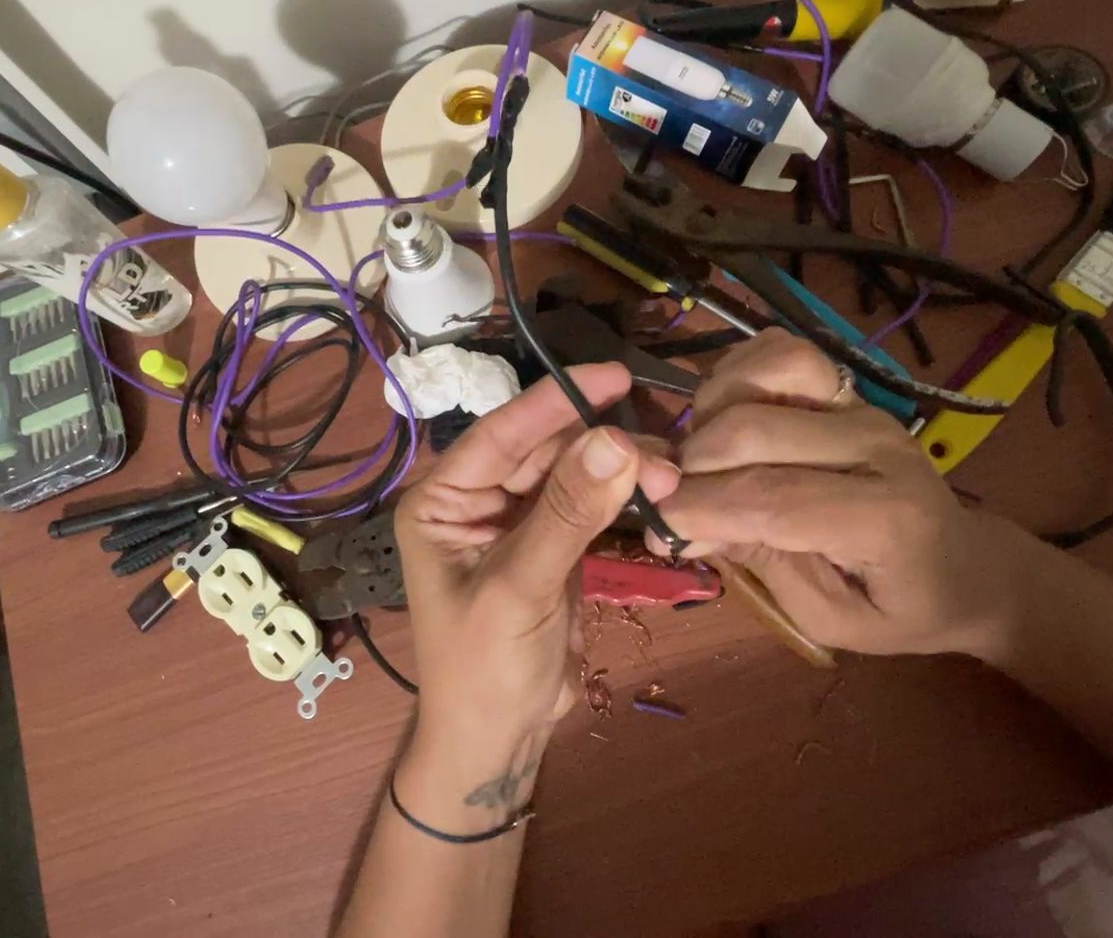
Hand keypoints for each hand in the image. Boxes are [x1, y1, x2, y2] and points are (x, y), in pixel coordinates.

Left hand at [391, 364, 677, 826]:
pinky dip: (619, 495)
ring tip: (671, 473)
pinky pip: (586, 503)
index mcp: (441, 500)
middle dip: (599, 444)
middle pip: (542, 450)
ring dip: (617, 469)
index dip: (554, 403)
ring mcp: (516, 520)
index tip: (612, 376)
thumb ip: (567, 515)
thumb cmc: (483, 667)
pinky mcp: (550, 542)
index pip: (499, 436)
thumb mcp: (520, 587)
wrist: (498, 736)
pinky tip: (657, 489)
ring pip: (570, 473)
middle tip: (664, 449)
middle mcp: (475, 500)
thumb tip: (616, 441)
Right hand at [651, 331, 1038, 658]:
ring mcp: (862, 407)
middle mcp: (874, 447)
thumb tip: (679, 527)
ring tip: (700, 453)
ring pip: (768, 372)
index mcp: (883, 520)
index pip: (769, 498)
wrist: (966, 567)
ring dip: (711, 411)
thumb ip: (758, 565)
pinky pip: (781, 350)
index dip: (697, 507)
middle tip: (672, 496)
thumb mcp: (828, 617)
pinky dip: (736, 371)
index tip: (657, 527)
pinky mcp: (849, 388)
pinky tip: (722, 413)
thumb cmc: (897, 606)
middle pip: (753, 430)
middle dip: (692, 466)